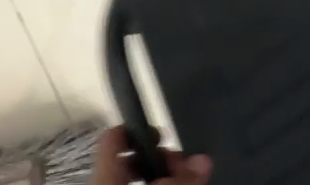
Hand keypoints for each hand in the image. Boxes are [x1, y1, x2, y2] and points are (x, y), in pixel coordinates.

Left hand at [91, 127, 211, 184]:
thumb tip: (203, 160)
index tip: (166, 136)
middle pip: (128, 161)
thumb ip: (183, 180)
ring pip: (134, 184)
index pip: (114, 138)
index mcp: (105, 177)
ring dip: (161, 182)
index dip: (139, 130)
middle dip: (160, 162)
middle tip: (184, 172)